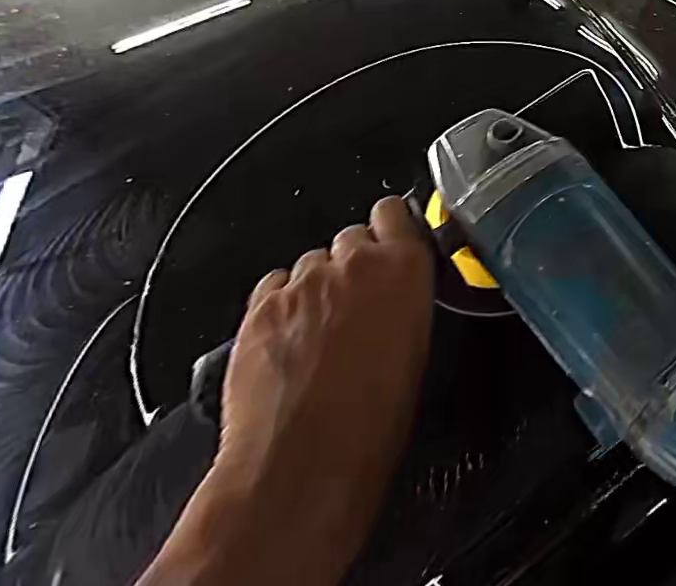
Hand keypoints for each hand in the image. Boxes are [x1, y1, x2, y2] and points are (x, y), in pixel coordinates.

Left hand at [139, 197, 435, 585]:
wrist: (304, 463)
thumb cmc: (373, 421)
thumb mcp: (414, 350)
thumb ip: (403, 301)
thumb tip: (393, 296)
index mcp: (403, 269)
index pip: (393, 212)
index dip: (388, 227)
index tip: (387, 244)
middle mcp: (354, 263)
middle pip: (350, 237)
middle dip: (351, 264)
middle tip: (351, 304)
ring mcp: (303, 281)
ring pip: (311, 263)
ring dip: (315, 288)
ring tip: (315, 335)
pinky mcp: (261, 304)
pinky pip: (274, 286)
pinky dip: (280, 305)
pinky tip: (285, 344)